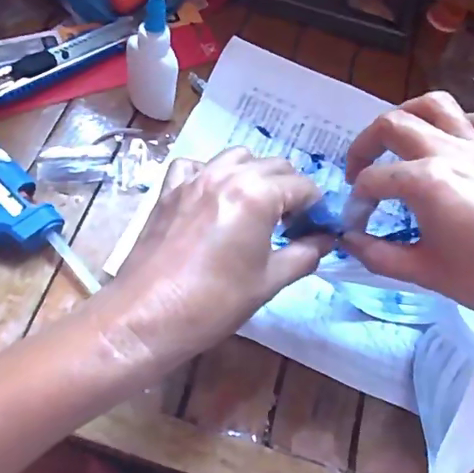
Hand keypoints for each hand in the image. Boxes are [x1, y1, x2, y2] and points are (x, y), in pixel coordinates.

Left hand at [93, 148, 333, 366]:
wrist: (147, 314)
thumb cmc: (213, 302)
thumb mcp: (268, 282)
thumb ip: (303, 254)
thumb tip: (325, 240)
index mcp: (257, 193)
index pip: (303, 185)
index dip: (316, 207)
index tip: (316, 230)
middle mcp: (225, 175)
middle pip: (273, 165)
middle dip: (289, 190)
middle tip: (289, 225)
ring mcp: (192, 179)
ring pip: (236, 158)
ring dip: (253, 175)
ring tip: (254, 210)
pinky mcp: (168, 191)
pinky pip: (194, 166)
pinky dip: (209, 173)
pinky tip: (212, 200)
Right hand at [339, 92, 473, 349]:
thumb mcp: (424, 272)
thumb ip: (377, 254)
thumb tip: (350, 241)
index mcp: (426, 181)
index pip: (371, 181)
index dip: (355, 205)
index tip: (355, 229)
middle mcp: (451, 152)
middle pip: (392, 125)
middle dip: (364, 147)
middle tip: (360, 177)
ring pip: (435, 106)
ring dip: (406, 119)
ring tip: (395, 146)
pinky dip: (452, 125)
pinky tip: (447, 149)